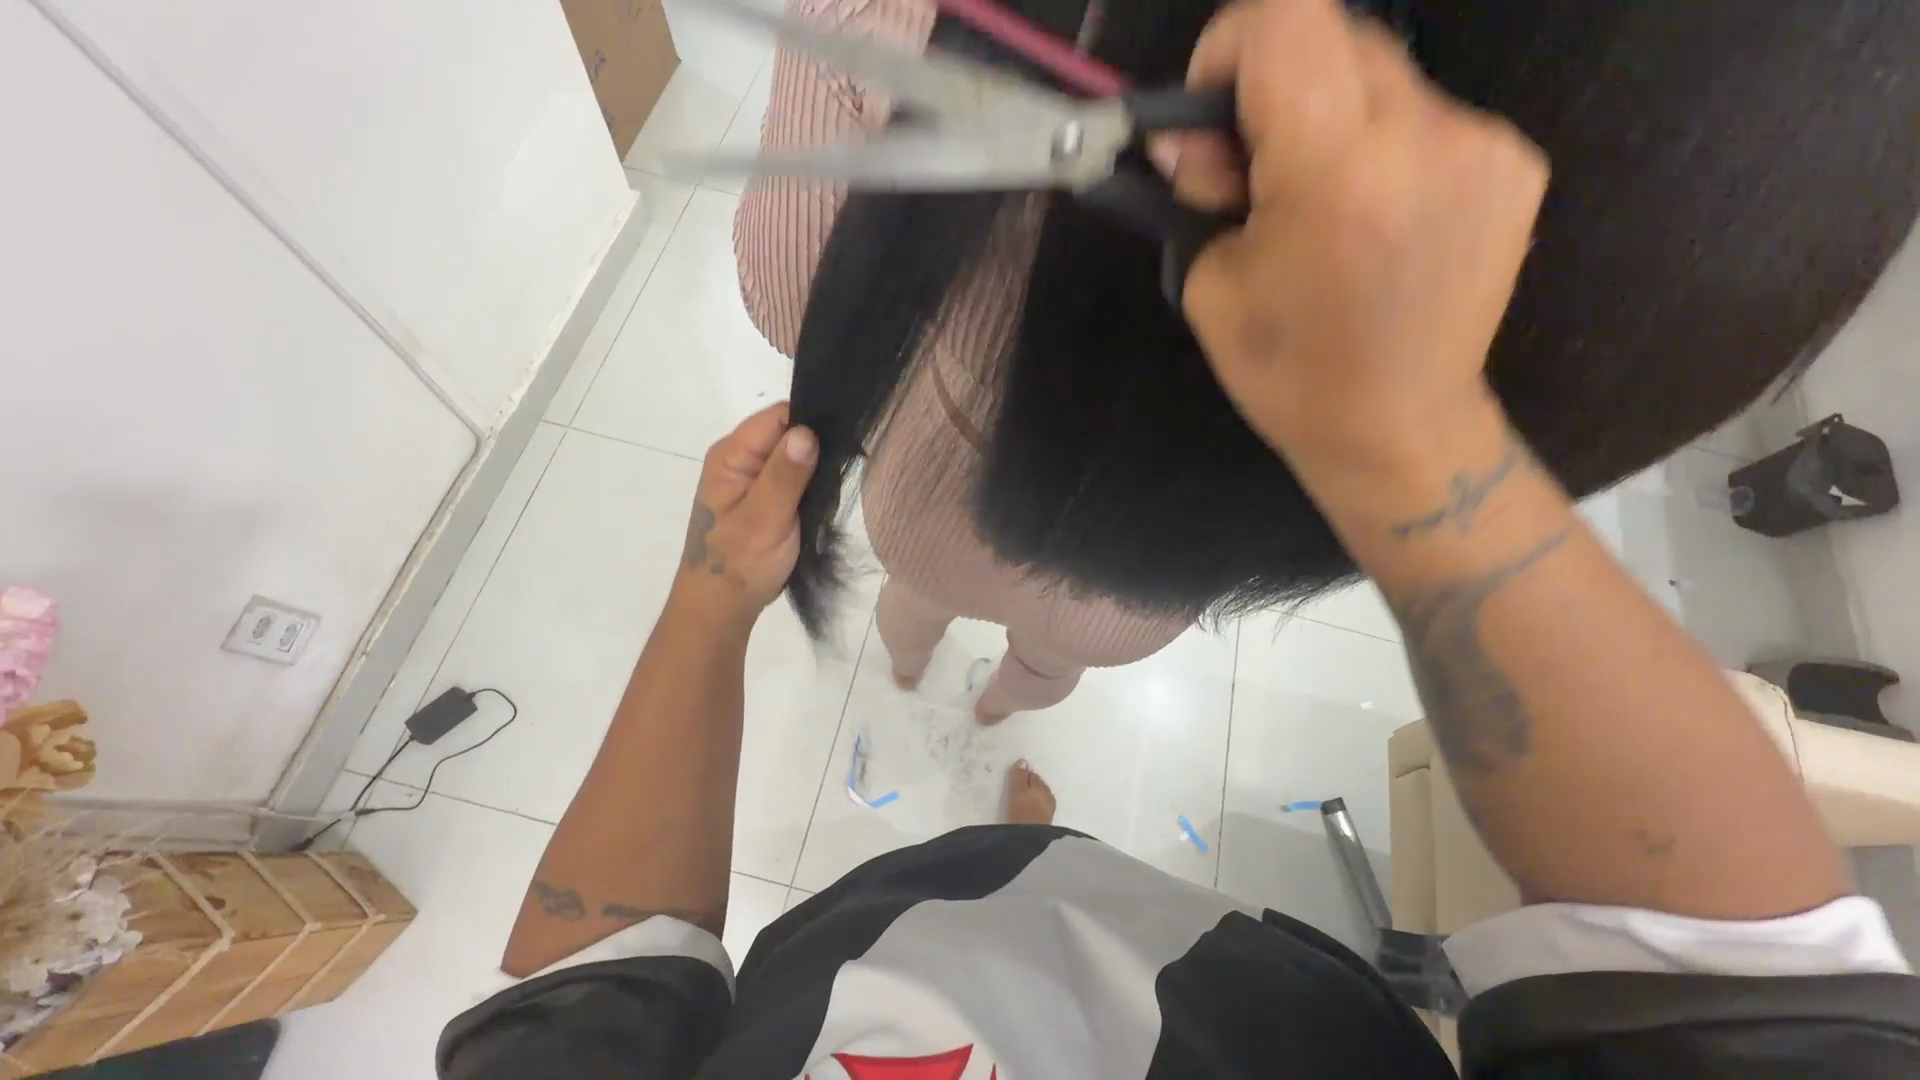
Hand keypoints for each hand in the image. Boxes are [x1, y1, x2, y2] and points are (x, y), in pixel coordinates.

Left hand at [675, 403, 817, 620]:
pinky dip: (811, 489)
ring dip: (817, 473)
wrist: (722, 607)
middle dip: (818, 450)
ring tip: (827, 500)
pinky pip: (795, 478)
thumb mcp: (764, 519)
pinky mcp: (764, 496)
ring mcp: (751, 477)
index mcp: (732, 455)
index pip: (780, 416)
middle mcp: (740, 458)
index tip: (844, 444)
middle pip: (789, 432)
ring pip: (796, 456)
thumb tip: (806, 431)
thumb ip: (785, 475)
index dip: (813, 422)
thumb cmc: (739, 564)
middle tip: (838, 480)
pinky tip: (819, 507)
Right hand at [1172, 0, 1547, 462]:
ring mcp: (1484, 147)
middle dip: (1276, 88)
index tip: (1213, 111)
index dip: (1231, 44)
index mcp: (1336, 176)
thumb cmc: (1289, 372)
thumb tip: (1188, 135)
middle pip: (1335, 36)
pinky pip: (1425, 116)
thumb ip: (1198, 189)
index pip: (1285, 21)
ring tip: (1321, 206)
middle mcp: (1425, 139)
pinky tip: (1374, 217)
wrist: (1399, 427)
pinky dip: (1382, 146)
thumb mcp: (1210, 285)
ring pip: (1381, 75)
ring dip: (1331, 117)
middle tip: (1256, 173)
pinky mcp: (1515, 163)